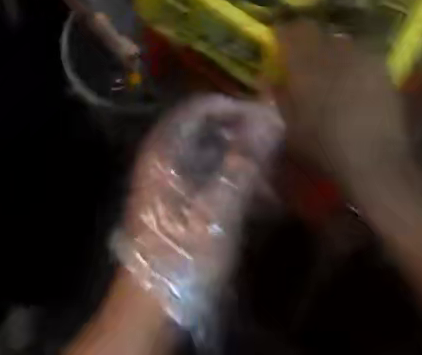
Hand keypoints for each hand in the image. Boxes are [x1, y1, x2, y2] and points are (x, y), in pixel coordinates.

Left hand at [114, 95, 281, 327]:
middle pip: (205, 128)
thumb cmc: (181, 256)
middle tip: (275, 142)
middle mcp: (161, 157)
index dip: (237, 107)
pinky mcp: (173, 204)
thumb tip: (272, 118)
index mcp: (163, 150)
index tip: (269, 116)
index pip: (202, 107)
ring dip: (240, 156)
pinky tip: (257, 194)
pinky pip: (206, 174)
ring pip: (208, 152)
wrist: (146, 316)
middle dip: (242, 132)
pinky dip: (231, 177)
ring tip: (272, 169)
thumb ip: (245, 162)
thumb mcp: (219, 210)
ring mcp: (165, 181)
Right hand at [272, 21, 413, 195]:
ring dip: (331, 52)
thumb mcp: (291, 127)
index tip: (280, 48)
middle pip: (314, 31)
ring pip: (338, 41)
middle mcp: (331, 49)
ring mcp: (358, 53)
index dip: (284, 36)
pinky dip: (354, 63)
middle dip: (306, 42)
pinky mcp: (380, 64)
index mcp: (304, 61)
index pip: (289, 30)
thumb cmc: (325, 148)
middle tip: (305, 62)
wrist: (376, 159)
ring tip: (333, 74)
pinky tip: (356, 84)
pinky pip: (360, 54)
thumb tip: (275, 79)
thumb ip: (281, 95)